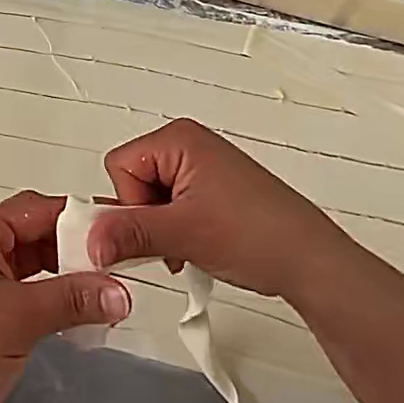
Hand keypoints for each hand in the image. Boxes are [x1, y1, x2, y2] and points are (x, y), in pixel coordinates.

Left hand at [0, 190, 131, 402]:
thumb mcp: (18, 318)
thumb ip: (72, 299)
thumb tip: (118, 291)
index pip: (39, 209)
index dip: (82, 219)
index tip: (122, 232)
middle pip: (41, 233)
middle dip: (80, 250)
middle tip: (123, 264)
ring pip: (41, 263)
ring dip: (73, 277)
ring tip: (112, 291)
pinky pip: (36, 291)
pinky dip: (61, 300)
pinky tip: (88, 314)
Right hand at [87, 118, 354, 297]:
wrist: (313, 264)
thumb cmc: (259, 234)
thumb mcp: (182, 234)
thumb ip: (128, 233)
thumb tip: (90, 241)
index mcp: (179, 138)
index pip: (120, 165)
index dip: (129, 202)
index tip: (153, 229)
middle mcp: (189, 145)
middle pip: (134, 180)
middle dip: (145, 217)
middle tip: (171, 242)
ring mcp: (203, 167)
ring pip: (152, 196)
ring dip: (160, 228)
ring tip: (188, 247)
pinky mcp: (213, 189)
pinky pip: (173, 204)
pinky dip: (176, 229)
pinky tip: (196, 247)